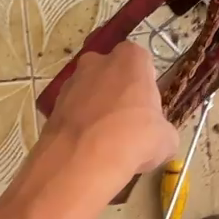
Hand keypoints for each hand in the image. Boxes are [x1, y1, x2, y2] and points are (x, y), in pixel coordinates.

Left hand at [41, 42, 178, 180]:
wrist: (83, 159)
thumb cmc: (134, 138)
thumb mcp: (166, 139)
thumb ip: (163, 131)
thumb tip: (161, 139)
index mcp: (130, 58)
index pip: (142, 62)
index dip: (146, 86)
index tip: (147, 109)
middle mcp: (97, 61)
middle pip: (112, 74)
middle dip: (118, 93)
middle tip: (127, 124)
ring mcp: (71, 81)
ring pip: (90, 92)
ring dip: (97, 109)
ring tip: (105, 141)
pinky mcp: (53, 104)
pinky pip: (73, 111)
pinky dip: (80, 125)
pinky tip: (87, 147)